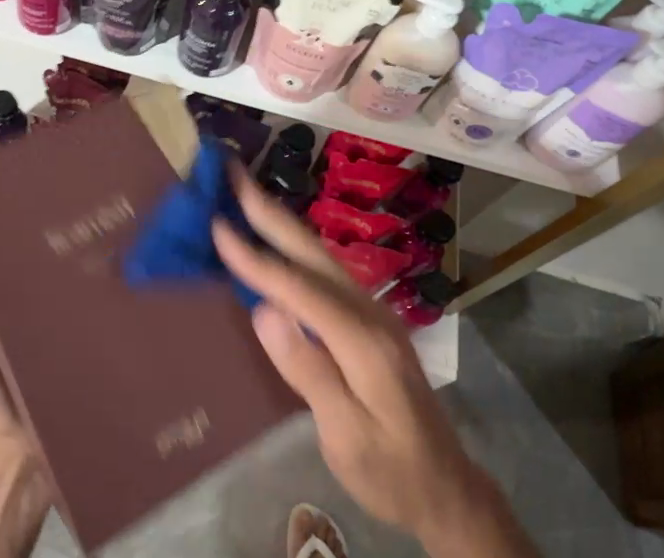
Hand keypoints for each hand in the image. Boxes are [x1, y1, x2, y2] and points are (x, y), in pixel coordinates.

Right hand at [213, 166, 522, 553]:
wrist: (446, 489)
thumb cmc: (390, 472)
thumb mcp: (346, 435)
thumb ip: (308, 371)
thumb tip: (265, 310)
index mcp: (363, 341)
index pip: (299, 288)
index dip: (255, 257)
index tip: (217, 224)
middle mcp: (371, 314)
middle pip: (313, 254)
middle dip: (271, 212)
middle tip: (233, 174)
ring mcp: (374, 315)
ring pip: (321, 258)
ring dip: (282, 224)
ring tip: (247, 196)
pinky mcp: (370, 322)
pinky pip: (325, 274)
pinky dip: (294, 250)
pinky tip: (276, 244)